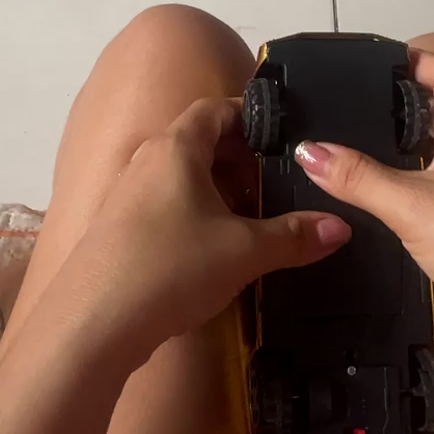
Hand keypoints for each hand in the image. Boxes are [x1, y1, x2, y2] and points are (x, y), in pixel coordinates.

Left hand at [42, 97, 351, 365]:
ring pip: (181, 176)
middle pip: (199, 142)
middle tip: (274, 187)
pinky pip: (163, 203)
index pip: (216, 109)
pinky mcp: (115, 228)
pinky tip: (212, 251)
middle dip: (239, 160)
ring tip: (250, 222)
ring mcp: (125, 194)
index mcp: (176, 147)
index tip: (282, 139)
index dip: (250, 116)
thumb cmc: (171, 266)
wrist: (91, 324)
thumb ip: (293, 236)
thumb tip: (341, 226)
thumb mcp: (243, 252)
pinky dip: (193, 214)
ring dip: (216, 191)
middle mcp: (146, 160)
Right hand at [293, 51, 433, 346]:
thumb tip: (308, 150)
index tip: (366, 62)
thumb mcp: (410, 206)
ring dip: (408, 138)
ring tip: (358, 139)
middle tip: (351, 101)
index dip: (411, 58)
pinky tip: (387, 187)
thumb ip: (357, 177)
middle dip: (401, 98)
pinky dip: (416, 172)